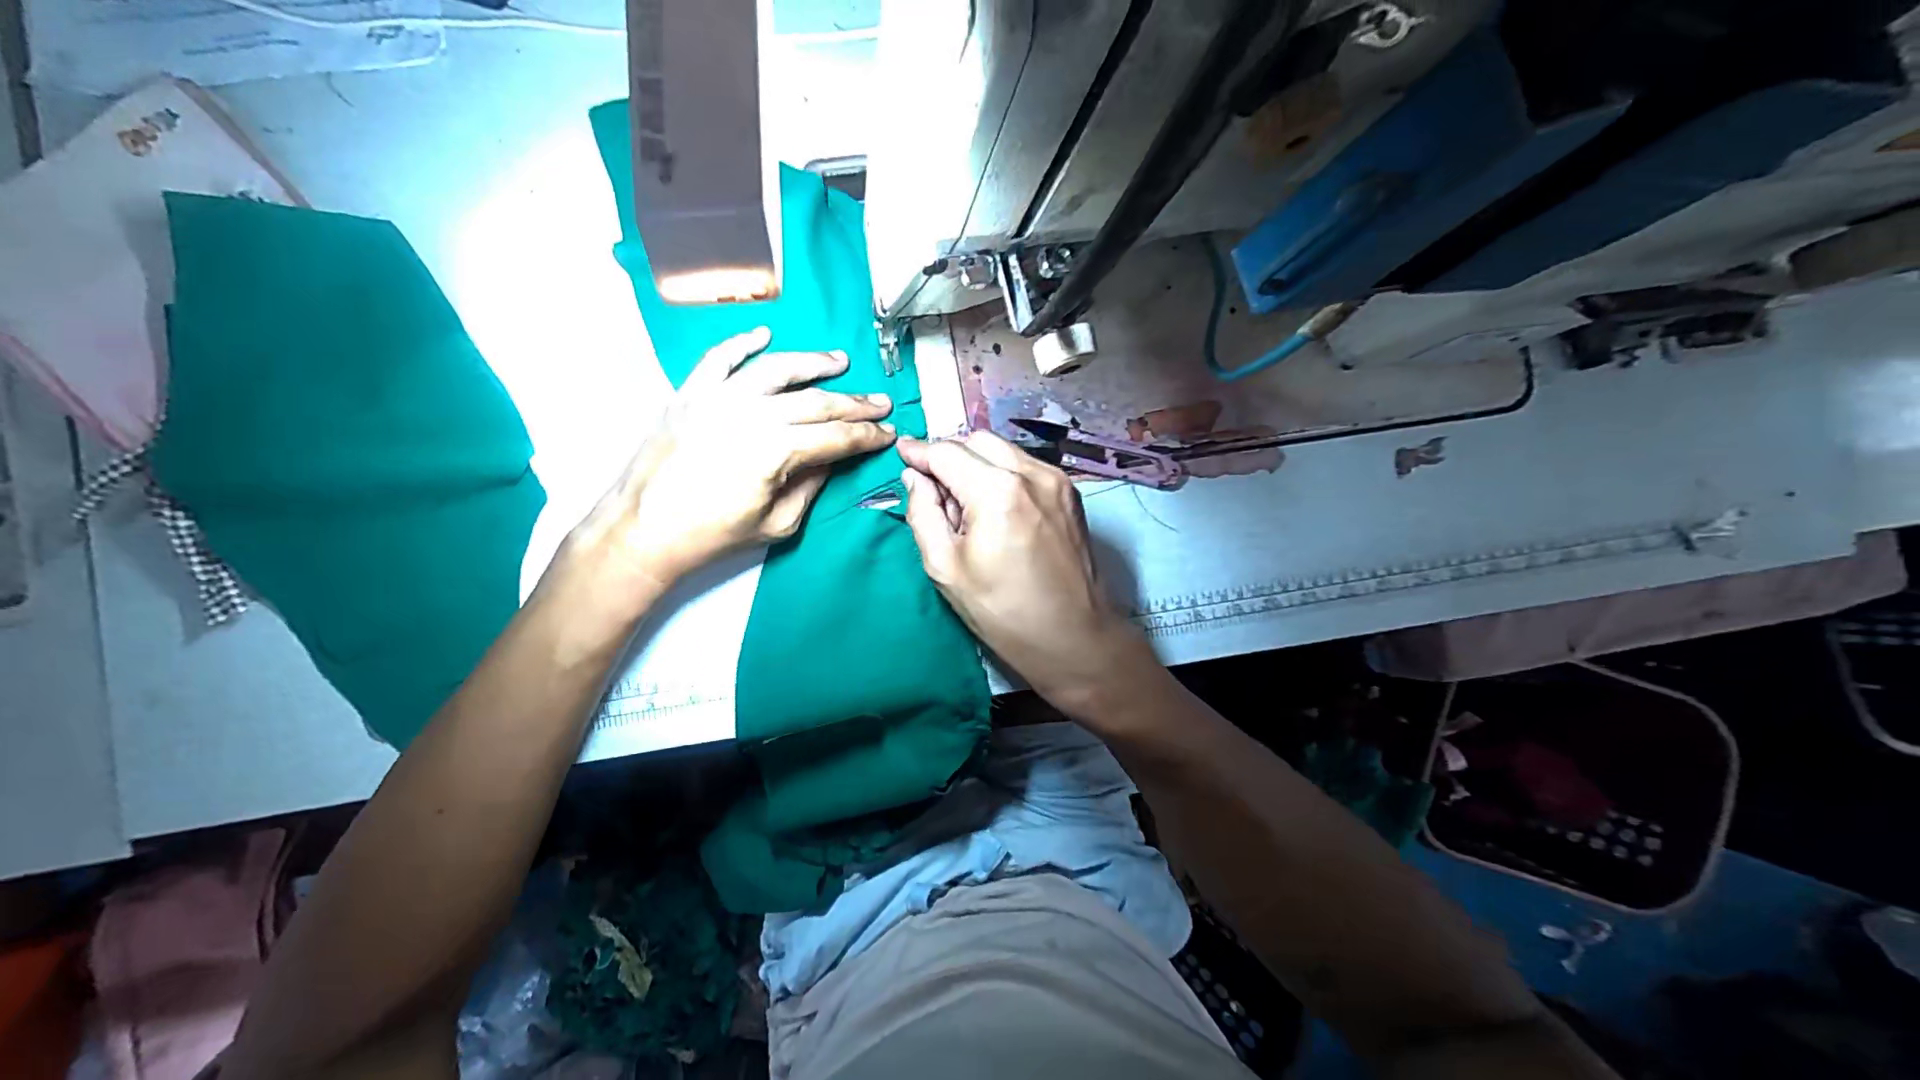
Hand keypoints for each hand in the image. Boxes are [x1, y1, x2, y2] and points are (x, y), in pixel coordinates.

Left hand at [565, 327, 895, 613]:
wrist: (644, 529)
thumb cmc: (713, 535)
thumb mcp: (776, 523)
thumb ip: (810, 484)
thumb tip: (832, 457)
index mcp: (777, 451)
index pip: (837, 437)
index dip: (868, 435)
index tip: (889, 433)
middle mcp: (754, 414)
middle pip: (817, 401)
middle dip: (856, 403)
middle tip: (880, 402)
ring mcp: (720, 397)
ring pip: (777, 369)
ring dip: (813, 363)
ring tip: (839, 361)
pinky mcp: (691, 392)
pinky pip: (720, 358)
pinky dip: (742, 343)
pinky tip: (764, 335)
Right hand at [896, 431, 1161, 718]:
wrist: (1074, 637)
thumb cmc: (1003, 612)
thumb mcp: (946, 569)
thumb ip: (924, 514)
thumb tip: (915, 478)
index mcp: (998, 492)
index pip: (948, 452)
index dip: (920, 452)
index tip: (902, 453)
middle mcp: (1031, 474)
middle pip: (977, 440)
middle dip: (950, 456)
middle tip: (937, 493)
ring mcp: (1057, 480)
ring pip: (1003, 450)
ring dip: (977, 464)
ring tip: (969, 507)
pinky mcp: (1070, 493)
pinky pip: (1025, 466)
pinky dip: (1003, 475)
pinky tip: (998, 511)